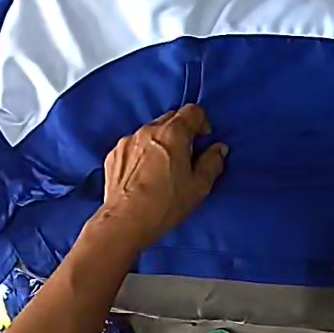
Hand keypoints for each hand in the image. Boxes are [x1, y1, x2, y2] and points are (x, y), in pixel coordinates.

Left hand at [85, 105, 228, 255]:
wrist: (126, 221)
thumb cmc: (166, 203)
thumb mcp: (200, 185)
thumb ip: (213, 162)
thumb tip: (219, 149)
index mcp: (173, 134)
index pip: (192, 111)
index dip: (202, 122)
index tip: (204, 139)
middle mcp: (148, 130)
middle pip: (171, 118)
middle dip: (183, 130)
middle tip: (188, 154)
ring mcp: (128, 141)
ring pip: (152, 130)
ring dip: (163, 141)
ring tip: (166, 165)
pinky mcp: (114, 154)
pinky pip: (135, 144)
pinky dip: (145, 152)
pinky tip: (147, 173)